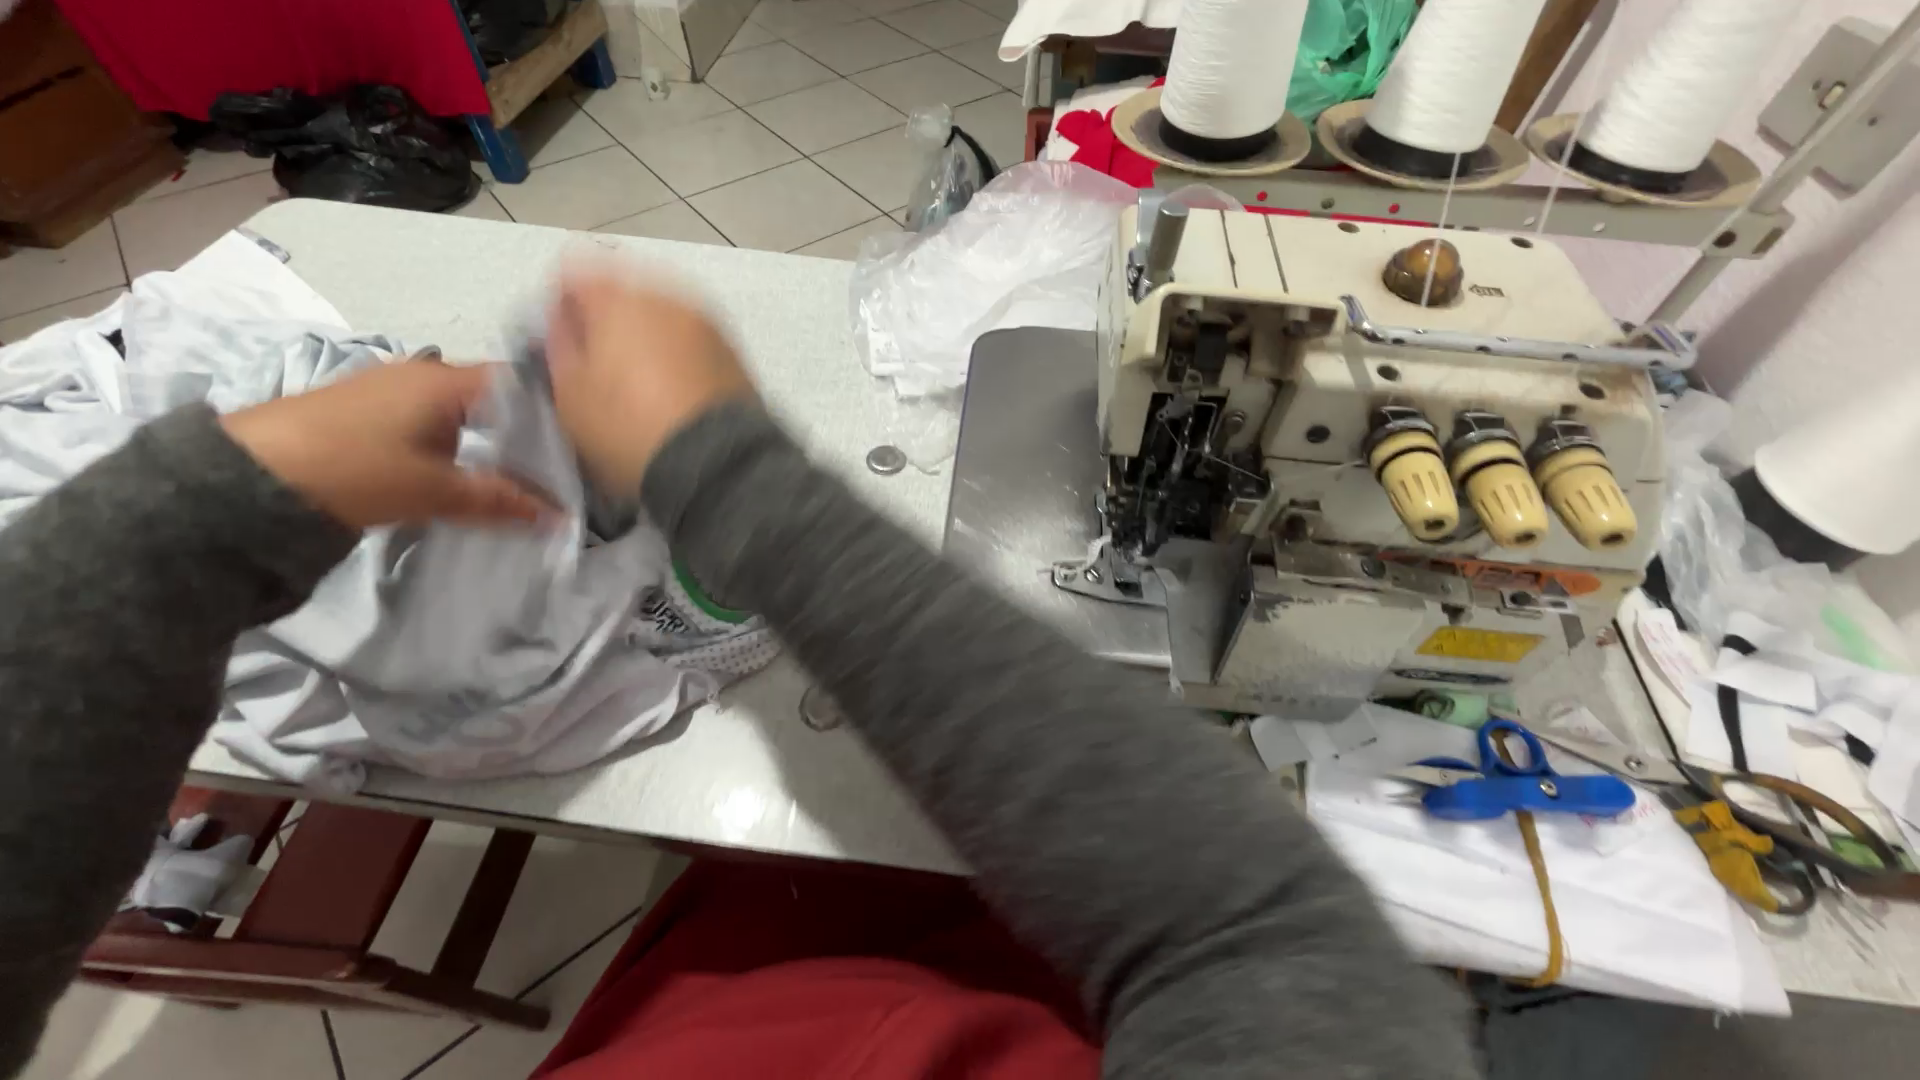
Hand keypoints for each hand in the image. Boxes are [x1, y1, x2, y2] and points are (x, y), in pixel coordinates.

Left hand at [221, 360, 548, 529]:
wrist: (246, 477)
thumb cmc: (354, 469)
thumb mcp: (435, 490)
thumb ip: (500, 501)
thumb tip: (559, 518)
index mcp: (447, 381)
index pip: (521, 383)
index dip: (554, 411)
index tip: (578, 445)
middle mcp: (423, 374)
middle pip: (495, 396)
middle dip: (525, 430)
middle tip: (555, 467)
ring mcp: (393, 389)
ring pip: (465, 410)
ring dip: (490, 438)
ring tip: (517, 474)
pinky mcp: (370, 410)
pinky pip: (436, 419)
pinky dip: (460, 441)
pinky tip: (465, 470)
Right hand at [545, 263, 757, 496]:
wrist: (716, 464)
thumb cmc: (632, 430)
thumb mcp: (570, 396)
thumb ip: (558, 347)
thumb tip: (562, 324)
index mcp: (616, 296)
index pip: (569, 274)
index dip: (559, 310)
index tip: (559, 345)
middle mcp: (665, 296)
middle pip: (621, 293)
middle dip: (606, 323)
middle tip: (599, 371)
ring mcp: (706, 321)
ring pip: (660, 318)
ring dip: (645, 340)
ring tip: (639, 389)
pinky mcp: (734, 352)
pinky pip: (692, 343)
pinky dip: (678, 358)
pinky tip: (672, 395)